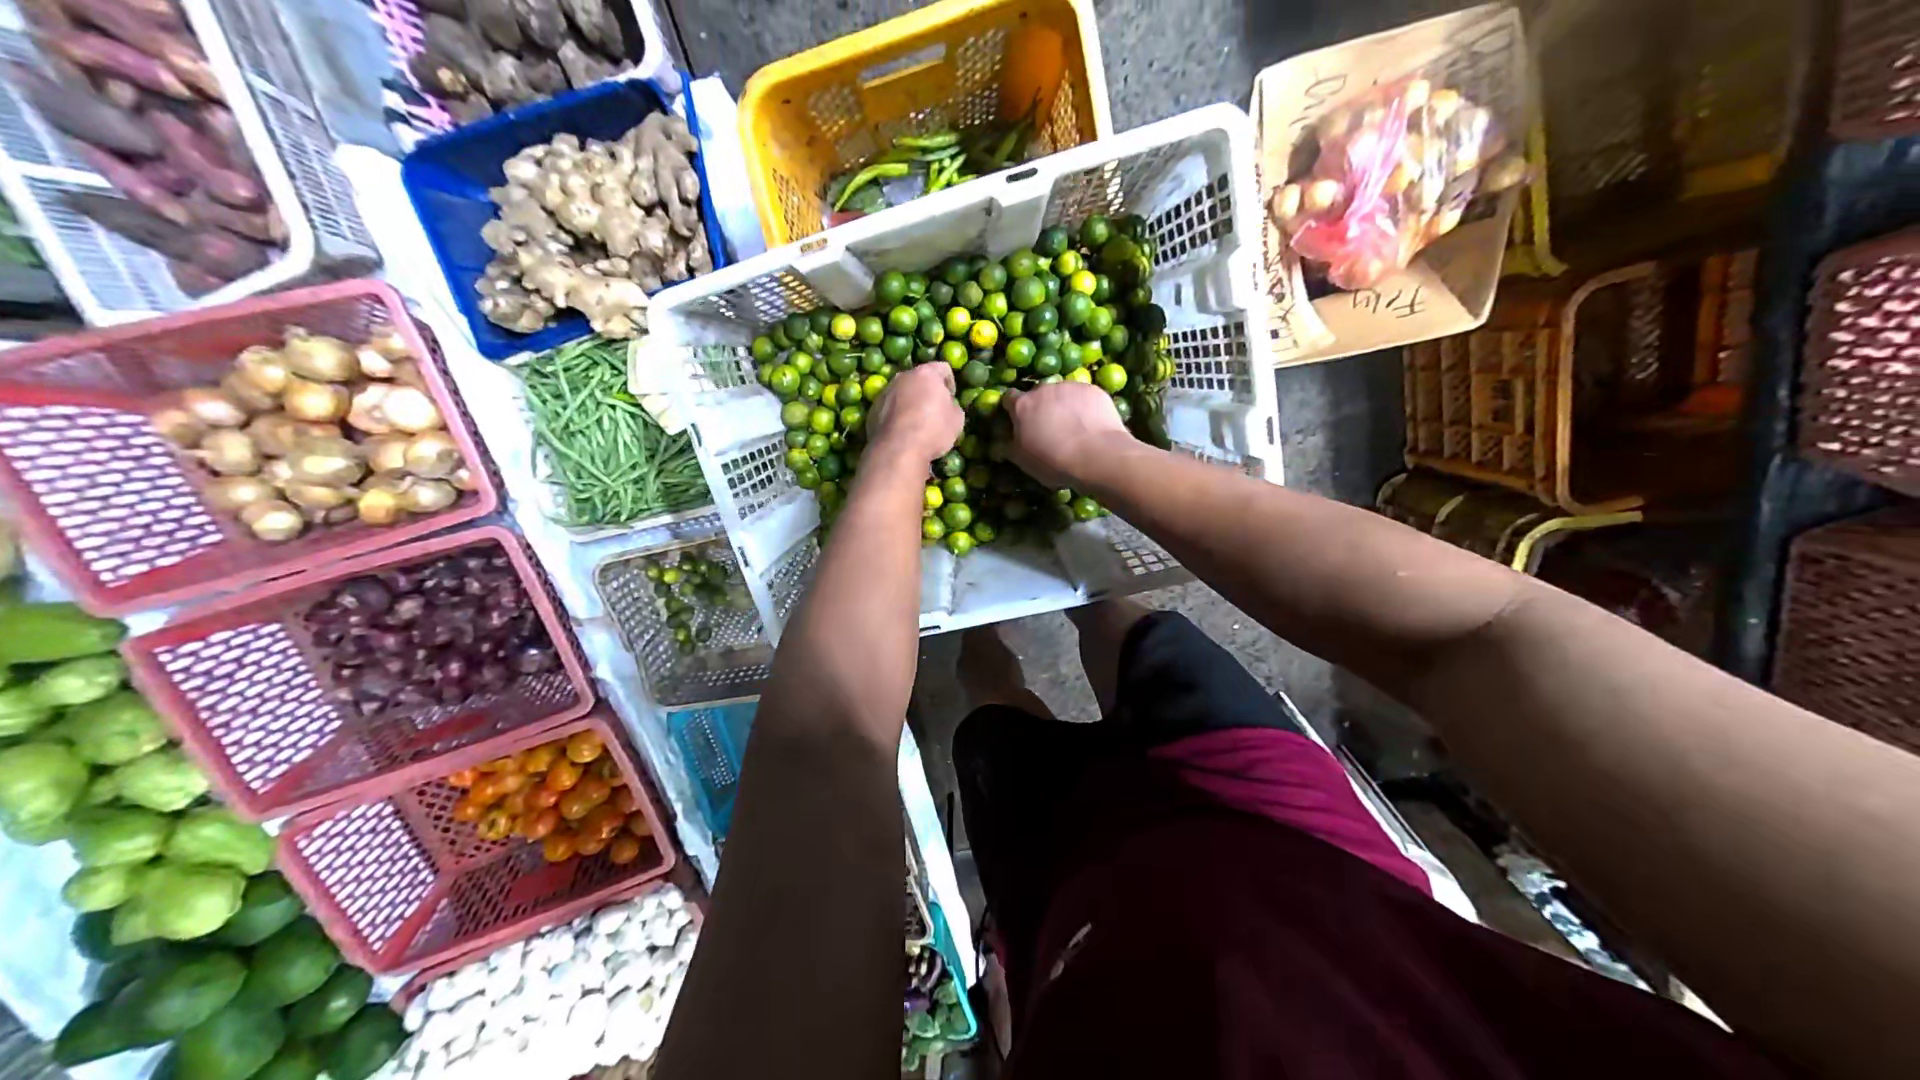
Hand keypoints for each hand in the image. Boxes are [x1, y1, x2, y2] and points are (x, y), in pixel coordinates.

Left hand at [866, 362, 963, 466]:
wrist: (898, 449)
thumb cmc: (933, 429)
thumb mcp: (957, 419)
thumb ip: (952, 405)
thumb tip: (946, 405)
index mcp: (926, 373)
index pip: (943, 368)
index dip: (950, 383)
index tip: (950, 399)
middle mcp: (902, 377)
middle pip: (918, 378)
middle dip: (926, 391)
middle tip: (934, 410)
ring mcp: (884, 392)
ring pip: (901, 393)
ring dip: (909, 402)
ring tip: (916, 423)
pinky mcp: (872, 409)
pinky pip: (889, 408)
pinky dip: (896, 415)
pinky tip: (902, 432)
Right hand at [1004, 382, 1131, 487]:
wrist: (1097, 455)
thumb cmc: (1053, 461)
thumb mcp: (1024, 461)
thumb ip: (1011, 447)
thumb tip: (1003, 444)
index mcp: (1022, 406)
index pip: (1009, 398)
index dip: (1012, 408)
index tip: (1018, 420)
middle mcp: (1044, 389)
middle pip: (1038, 394)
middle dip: (1041, 406)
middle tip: (1049, 427)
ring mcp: (1070, 387)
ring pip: (1063, 393)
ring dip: (1064, 405)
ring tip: (1075, 426)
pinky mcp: (1093, 390)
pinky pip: (1085, 396)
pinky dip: (1085, 406)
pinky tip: (1092, 424)